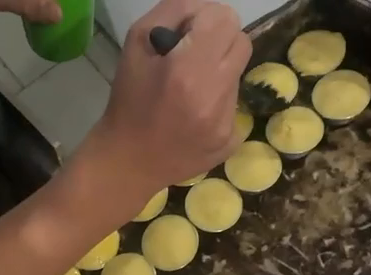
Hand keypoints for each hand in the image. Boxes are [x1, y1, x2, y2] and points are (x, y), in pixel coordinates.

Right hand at [85, 0, 250, 192]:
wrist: (129, 162)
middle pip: (241, 43)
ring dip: (218, 77)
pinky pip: (235, 109)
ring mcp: (225, 124)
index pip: (225, 18)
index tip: (187, 37)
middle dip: (219, 43)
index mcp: (188, 69)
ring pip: (237, 77)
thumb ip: (175, 10)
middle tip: (194, 59)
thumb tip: (203, 10)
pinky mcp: (229, 142)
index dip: (205, 21)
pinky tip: (195, 118)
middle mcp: (214, 96)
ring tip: (189, 94)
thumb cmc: (129, 100)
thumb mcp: (138, 41)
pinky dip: (218, 108)